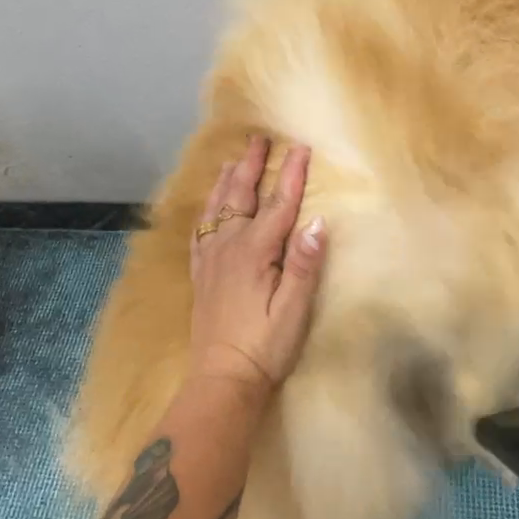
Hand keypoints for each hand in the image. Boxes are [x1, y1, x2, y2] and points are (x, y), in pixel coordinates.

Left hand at [187, 136, 326, 395]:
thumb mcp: (294, 309)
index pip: (279, 204)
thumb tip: (318, 220)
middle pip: (241, 195)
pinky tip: (208, 207)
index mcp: (255, 251)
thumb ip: (304, 264)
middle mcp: (229, 245)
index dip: (291, 174)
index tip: (301, 146)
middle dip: (252, 165)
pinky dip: (206, 210)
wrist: (221, 380)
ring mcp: (210, 258)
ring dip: (227, 181)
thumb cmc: (265, 346)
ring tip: (233, 160)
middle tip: (259, 138)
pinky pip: (200, 230)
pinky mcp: (200, 273)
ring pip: (217, 208)